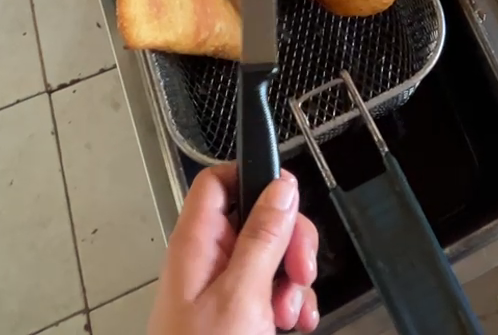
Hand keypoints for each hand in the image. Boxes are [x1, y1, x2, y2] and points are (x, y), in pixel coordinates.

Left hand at [150, 165, 320, 333]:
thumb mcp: (240, 297)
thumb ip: (262, 237)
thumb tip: (281, 186)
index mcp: (196, 245)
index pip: (218, 182)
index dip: (252, 177)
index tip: (287, 198)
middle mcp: (207, 262)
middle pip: (255, 217)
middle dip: (288, 239)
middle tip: (301, 268)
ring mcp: (222, 292)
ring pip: (269, 255)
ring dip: (292, 277)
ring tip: (292, 311)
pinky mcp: (237, 318)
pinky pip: (272, 290)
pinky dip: (291, 301)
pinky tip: (298, 322)